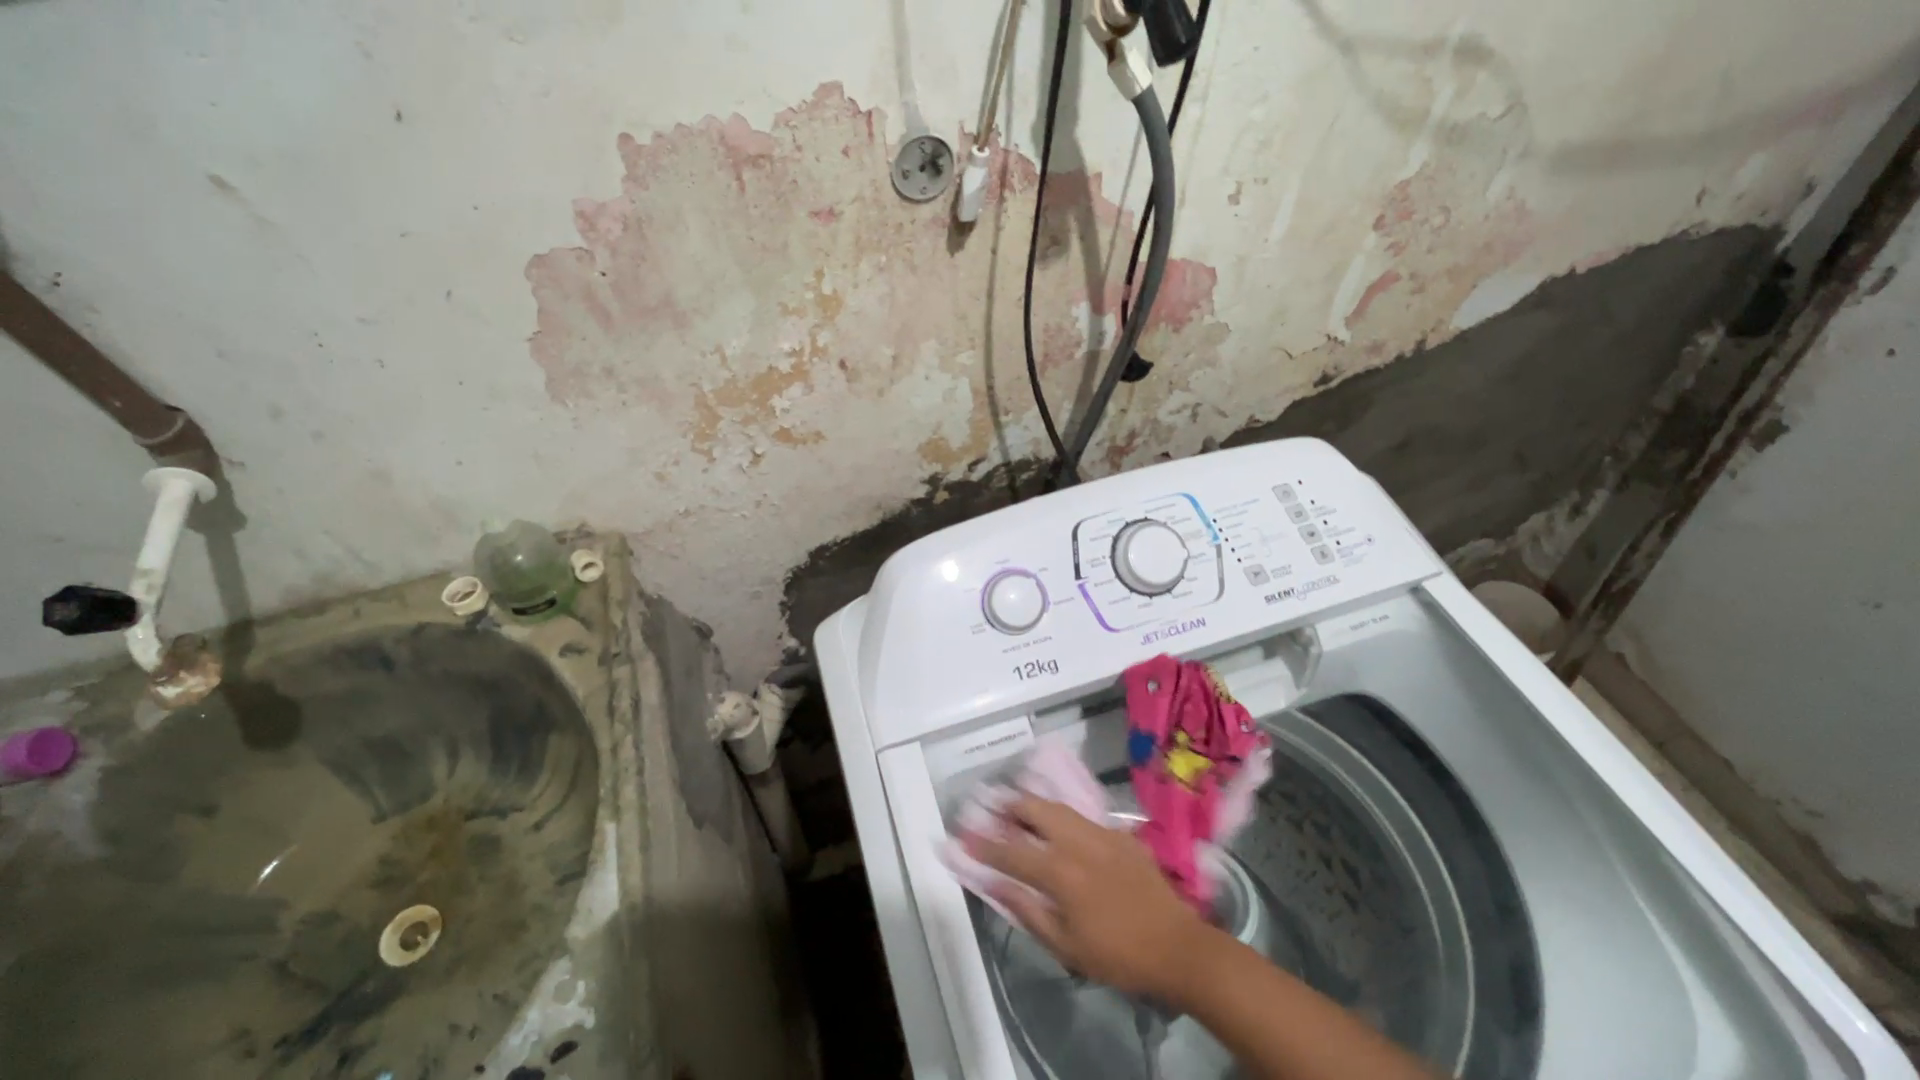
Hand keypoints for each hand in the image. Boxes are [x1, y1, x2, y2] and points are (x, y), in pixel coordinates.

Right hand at [964, 795, 1212, 1000]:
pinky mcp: (1124, 837)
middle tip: (992, 808)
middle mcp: (1079, 843)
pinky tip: (1063, 828)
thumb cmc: (1117, 955)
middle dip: (1010, 806)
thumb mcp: (1064, 945)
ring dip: (1036, 806)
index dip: (984, 844)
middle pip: (1036, 810)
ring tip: (1020, 809)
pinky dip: (1065, 817)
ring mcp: (1105, 835)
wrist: (1177, 947)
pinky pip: (1086, 818)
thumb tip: (995, 884)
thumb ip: (1027, 910)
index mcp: (1061, 872)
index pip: (1011, 852)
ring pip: (1062, 808)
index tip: (962, 836)